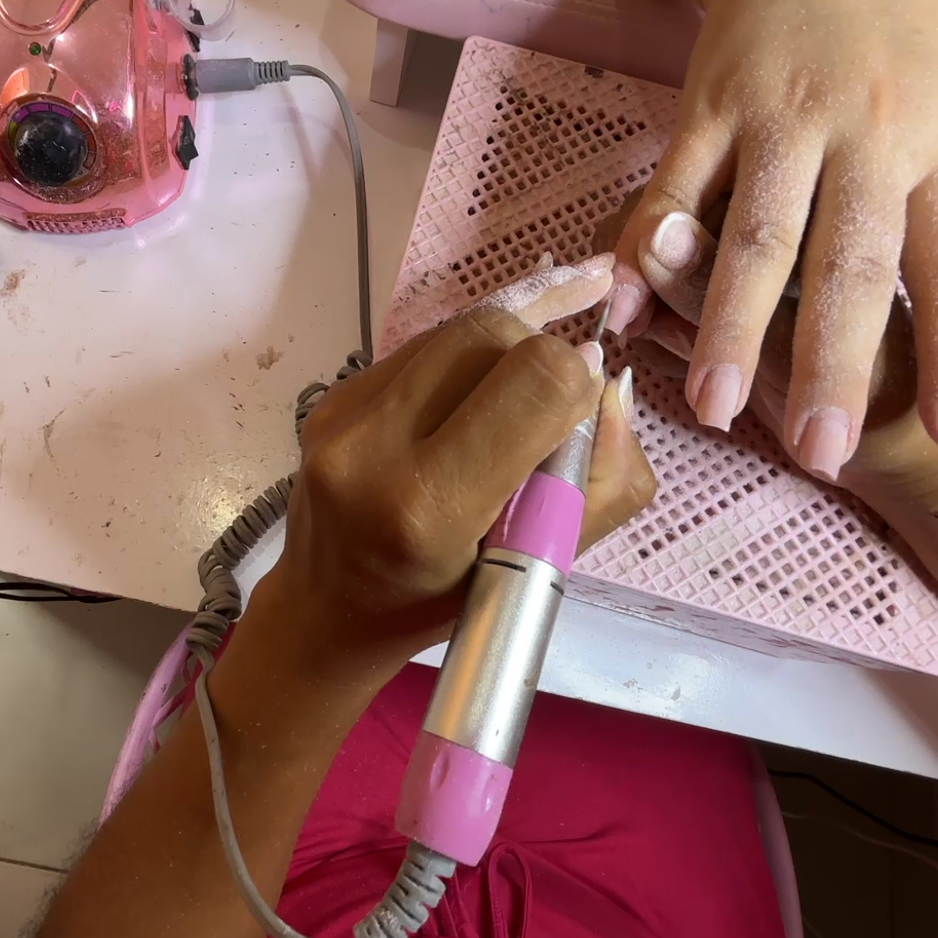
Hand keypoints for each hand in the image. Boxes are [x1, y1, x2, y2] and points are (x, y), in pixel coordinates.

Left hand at [252, 256, 655, 685]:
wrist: (330, 608)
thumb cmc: (441, 606)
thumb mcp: (541, 566)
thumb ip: (601, 479)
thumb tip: (607, 381)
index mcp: (428, 505)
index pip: (533, 382)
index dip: (576, 381)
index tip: (580, 413)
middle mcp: (371, 446)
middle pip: (488, 334)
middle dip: (539, 353)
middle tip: (551, 399)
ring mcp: (342, 413)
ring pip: (454, 329)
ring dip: (503, 348)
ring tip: (520, 388)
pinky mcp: (334, 395)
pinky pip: (422, 347)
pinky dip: (465, 360)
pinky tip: (478, 390)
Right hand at [606, 0, 937, 479]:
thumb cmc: (907, 4)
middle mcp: (867, 134)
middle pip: (850, 267)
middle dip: (835, 367)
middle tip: (823, 453)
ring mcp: (777, 121)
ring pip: (753, 240)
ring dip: (732, 330)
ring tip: (715, 408)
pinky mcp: (705, 110)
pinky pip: (670, 192)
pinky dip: (644, 256)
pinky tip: (626, 315)